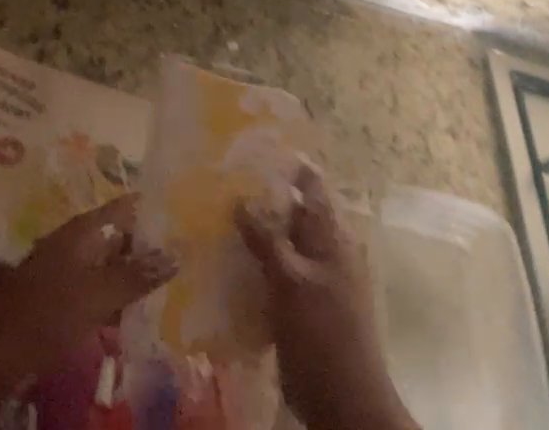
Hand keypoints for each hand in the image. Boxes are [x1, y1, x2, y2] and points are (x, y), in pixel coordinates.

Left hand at [0, 194, 178, 379]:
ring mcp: (67, 269)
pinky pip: (99, 287)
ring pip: (111, 264)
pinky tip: (140, 312)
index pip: (129, 206)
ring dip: (137, 273)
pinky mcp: (61, 297)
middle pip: (122, 235)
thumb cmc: (44, 315)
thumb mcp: (96, 295)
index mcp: (84, 230)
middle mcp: (76, 242)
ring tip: (175, 285)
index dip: (158, 208)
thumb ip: (136, 275)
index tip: (190, 216)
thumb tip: (177, 254)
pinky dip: (119, 295)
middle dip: (153, 244)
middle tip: (191, 255)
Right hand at [234, 167, 417, 429]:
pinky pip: (272, 275)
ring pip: (278, 244)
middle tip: (213, 185)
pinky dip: (250, 267)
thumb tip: (241, 199)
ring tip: (206, 219)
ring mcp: (311, 278)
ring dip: (249, 235)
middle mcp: (324, 249)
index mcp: (333, 235)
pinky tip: (218, 265)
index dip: (284, 165)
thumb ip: (268, 240)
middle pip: (290, 214)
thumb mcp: (293, 282)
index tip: (247, 148)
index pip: (310, 185)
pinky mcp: (297, 304)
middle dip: (257, 200)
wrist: (341, 399)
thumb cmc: (323, 334)